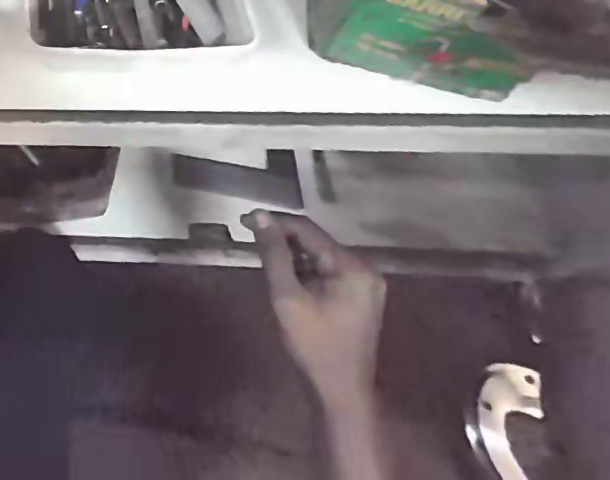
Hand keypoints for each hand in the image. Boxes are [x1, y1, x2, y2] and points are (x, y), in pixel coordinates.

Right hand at [246, 211, 386, 409]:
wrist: (342, 394)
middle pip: (314, 240)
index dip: (274, 222)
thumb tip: (260, 215)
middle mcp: (364, 268)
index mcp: (352, 267)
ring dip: (292, 255)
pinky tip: (286, 277)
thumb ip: (274, 253)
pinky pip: (327, 269)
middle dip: (282, 239)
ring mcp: (365, 282)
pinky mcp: (360, 294)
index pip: (307, 229)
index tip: (244, 221)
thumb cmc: (314, 345)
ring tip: (265, 260)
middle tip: (251, 240)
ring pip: (319, 254)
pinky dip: (305, 269)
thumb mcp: (287, 296)